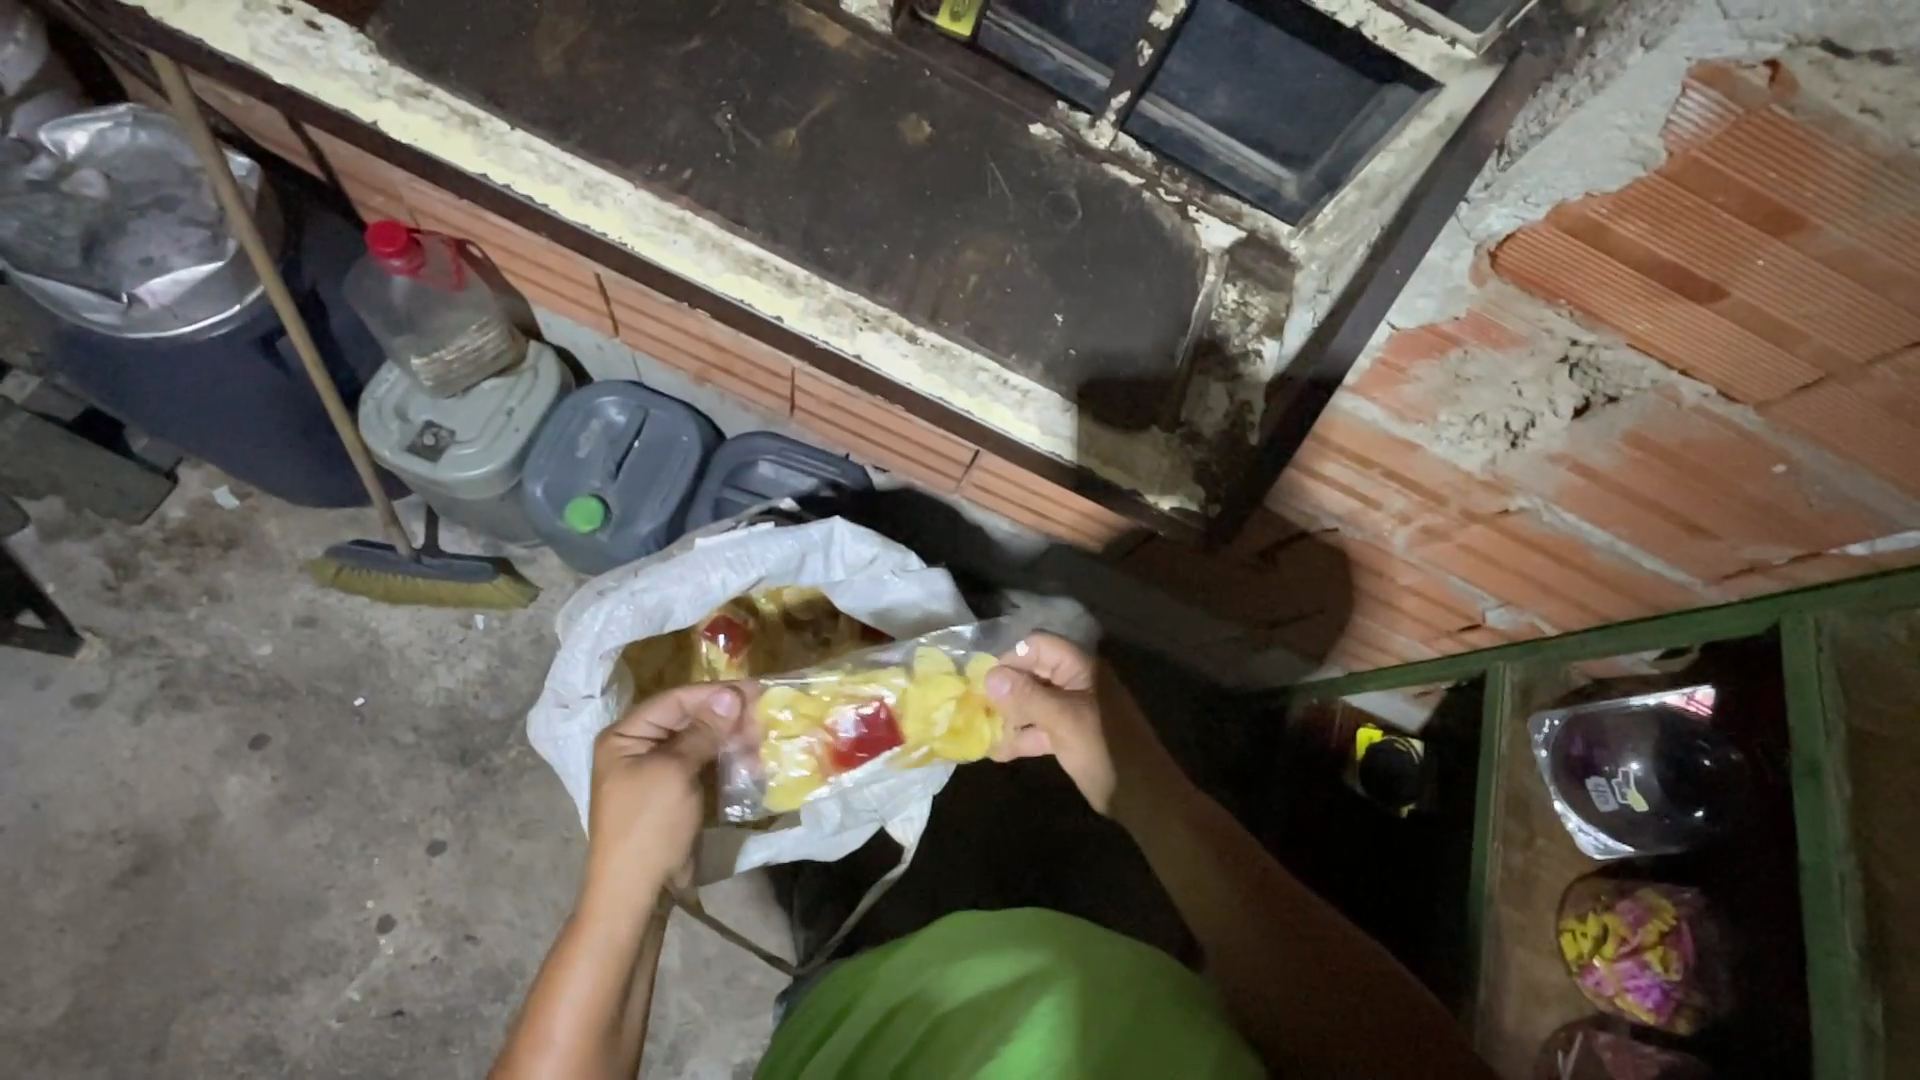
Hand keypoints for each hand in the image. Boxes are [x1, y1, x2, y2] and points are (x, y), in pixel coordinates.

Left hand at [583, 683, 743, 915]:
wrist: (636, 892)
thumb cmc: (648, 825)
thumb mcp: (675, 772)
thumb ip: (703, 731)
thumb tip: (731, 695)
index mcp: (625, 736)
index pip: (674, 700)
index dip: (714, 694)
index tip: (754, 690)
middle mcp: (638, 748)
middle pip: (688, 719)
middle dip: (726, 716)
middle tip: (765, 712)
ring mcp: (656, 771)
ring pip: (700, 742)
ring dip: (730, 737)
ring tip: (763, 734)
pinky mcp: (675, 792)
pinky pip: (703, 765)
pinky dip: (726, 759)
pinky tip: (752, 758)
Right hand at [985, 633, 1170, 815]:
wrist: (1143, 796)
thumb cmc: (1105, 748)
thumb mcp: (1062, 719)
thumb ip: (1026, 696)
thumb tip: (990, 676)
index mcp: (1081, 668)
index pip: (1038, 646)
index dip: (1011, 658)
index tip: (985, 680)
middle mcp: (1076, 682)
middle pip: (1033, 673)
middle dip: (1005, 688)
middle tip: (975, 705)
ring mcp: (1073, 710)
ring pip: (1034, 702)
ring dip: (1009, 715)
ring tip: (979, 729)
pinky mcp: (1070, 735)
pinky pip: (1040, 728)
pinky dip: (1021, 737)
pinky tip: (996, 751)